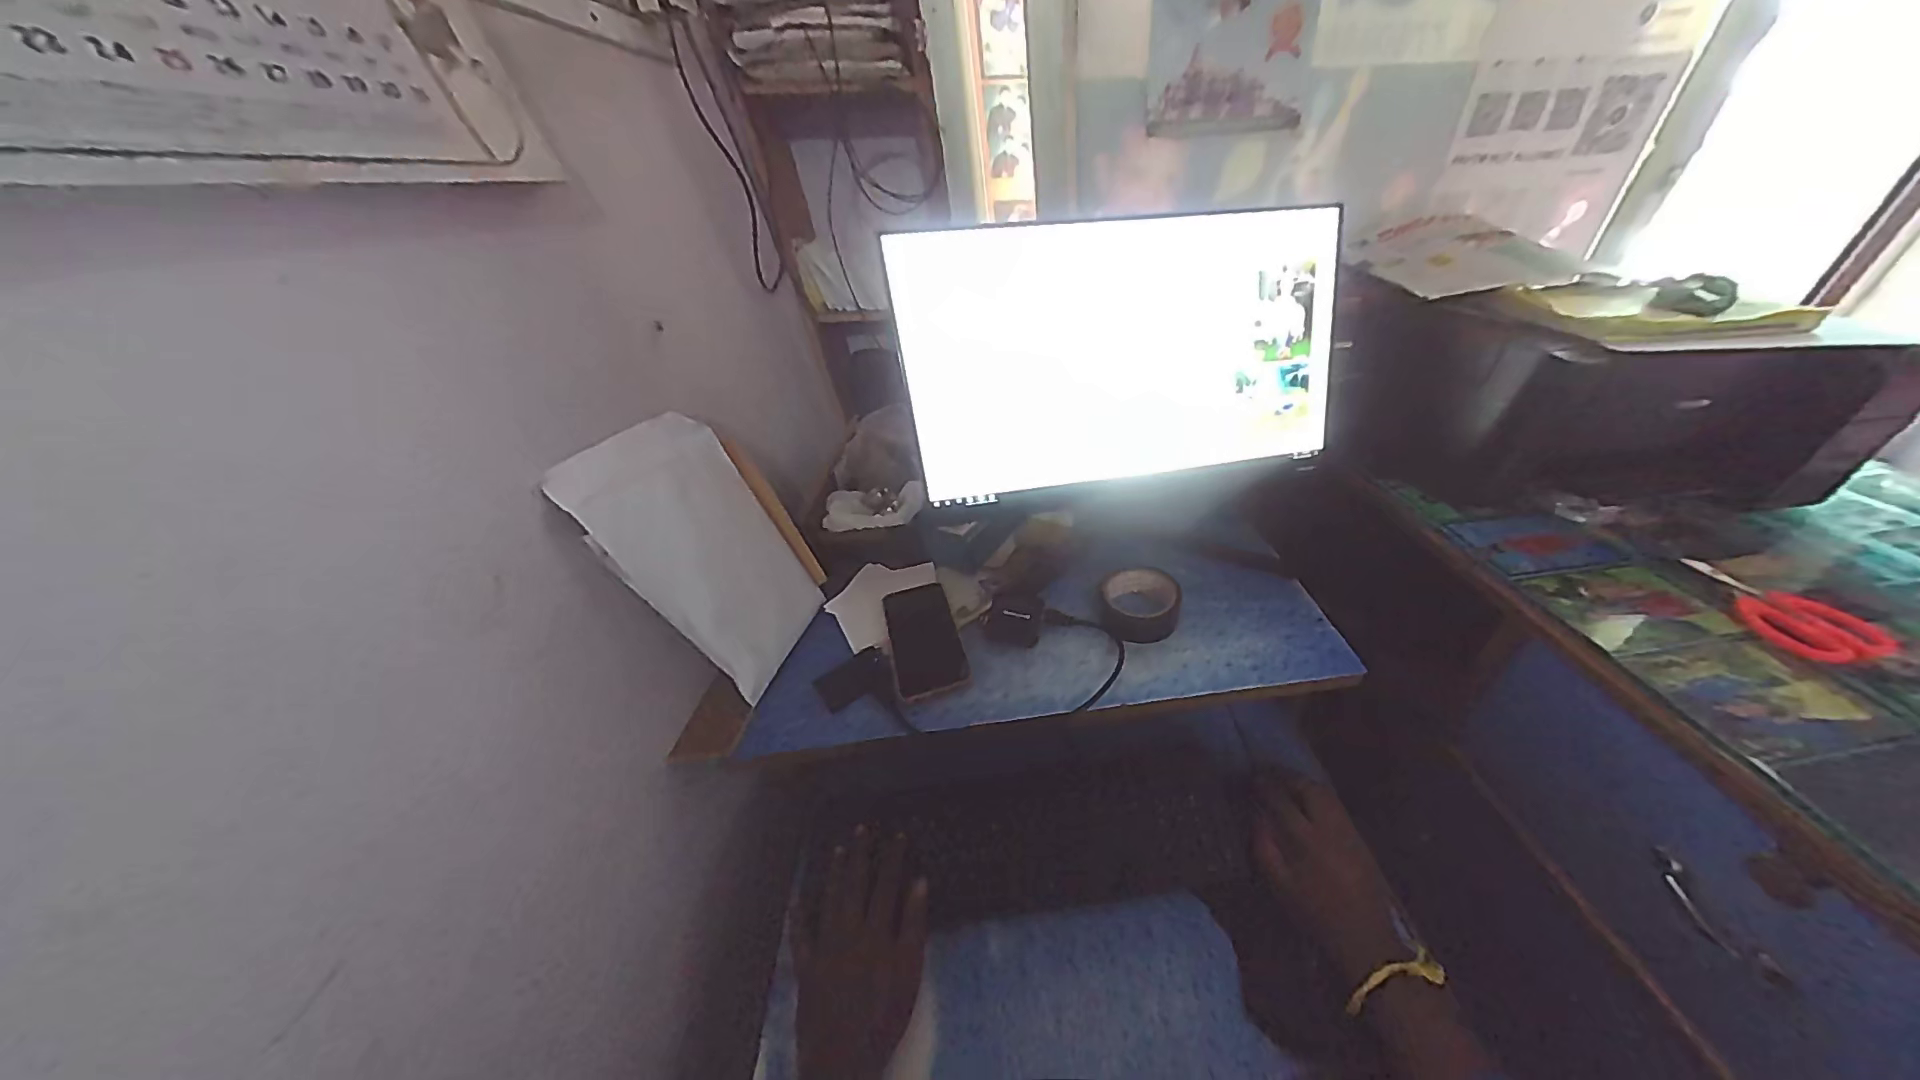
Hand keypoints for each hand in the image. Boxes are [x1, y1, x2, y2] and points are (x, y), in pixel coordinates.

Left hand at [793, 827, 928, 1079]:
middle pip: (855, 885)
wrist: (843, 1057)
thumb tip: (919, 883)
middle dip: (860, 855)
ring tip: (837, 849)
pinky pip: (801, 936)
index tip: (897, 835)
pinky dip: (799, 915)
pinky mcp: (806, 968)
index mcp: (875, 931)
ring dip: (833, 873)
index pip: (886, 884)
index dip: (892, 858)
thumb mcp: (909, 972)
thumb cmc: (884, 1016)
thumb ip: (913, 925)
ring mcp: (824, 947)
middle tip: (863, 829)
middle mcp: (848, 931)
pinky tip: (797, 898)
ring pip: (829, 901)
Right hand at [1251, 771, 1404, 982]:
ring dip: (1305, 784)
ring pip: (1327, 795)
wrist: (1364, 938)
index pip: (1282, 801)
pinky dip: (1319, 797)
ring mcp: (1349, 832)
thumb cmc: (1315, 914)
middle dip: (1288, 778)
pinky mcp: (1360, 839)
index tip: (1252, 779)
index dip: (1265, 786)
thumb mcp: (1280, 885)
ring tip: (1287, 784)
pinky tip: (1308, 803)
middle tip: (1270, 775)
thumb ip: (1264, 847)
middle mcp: (1331, 829)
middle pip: (1309, 789)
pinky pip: (1337, 807)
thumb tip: (1256, 817)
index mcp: (1307, 841)